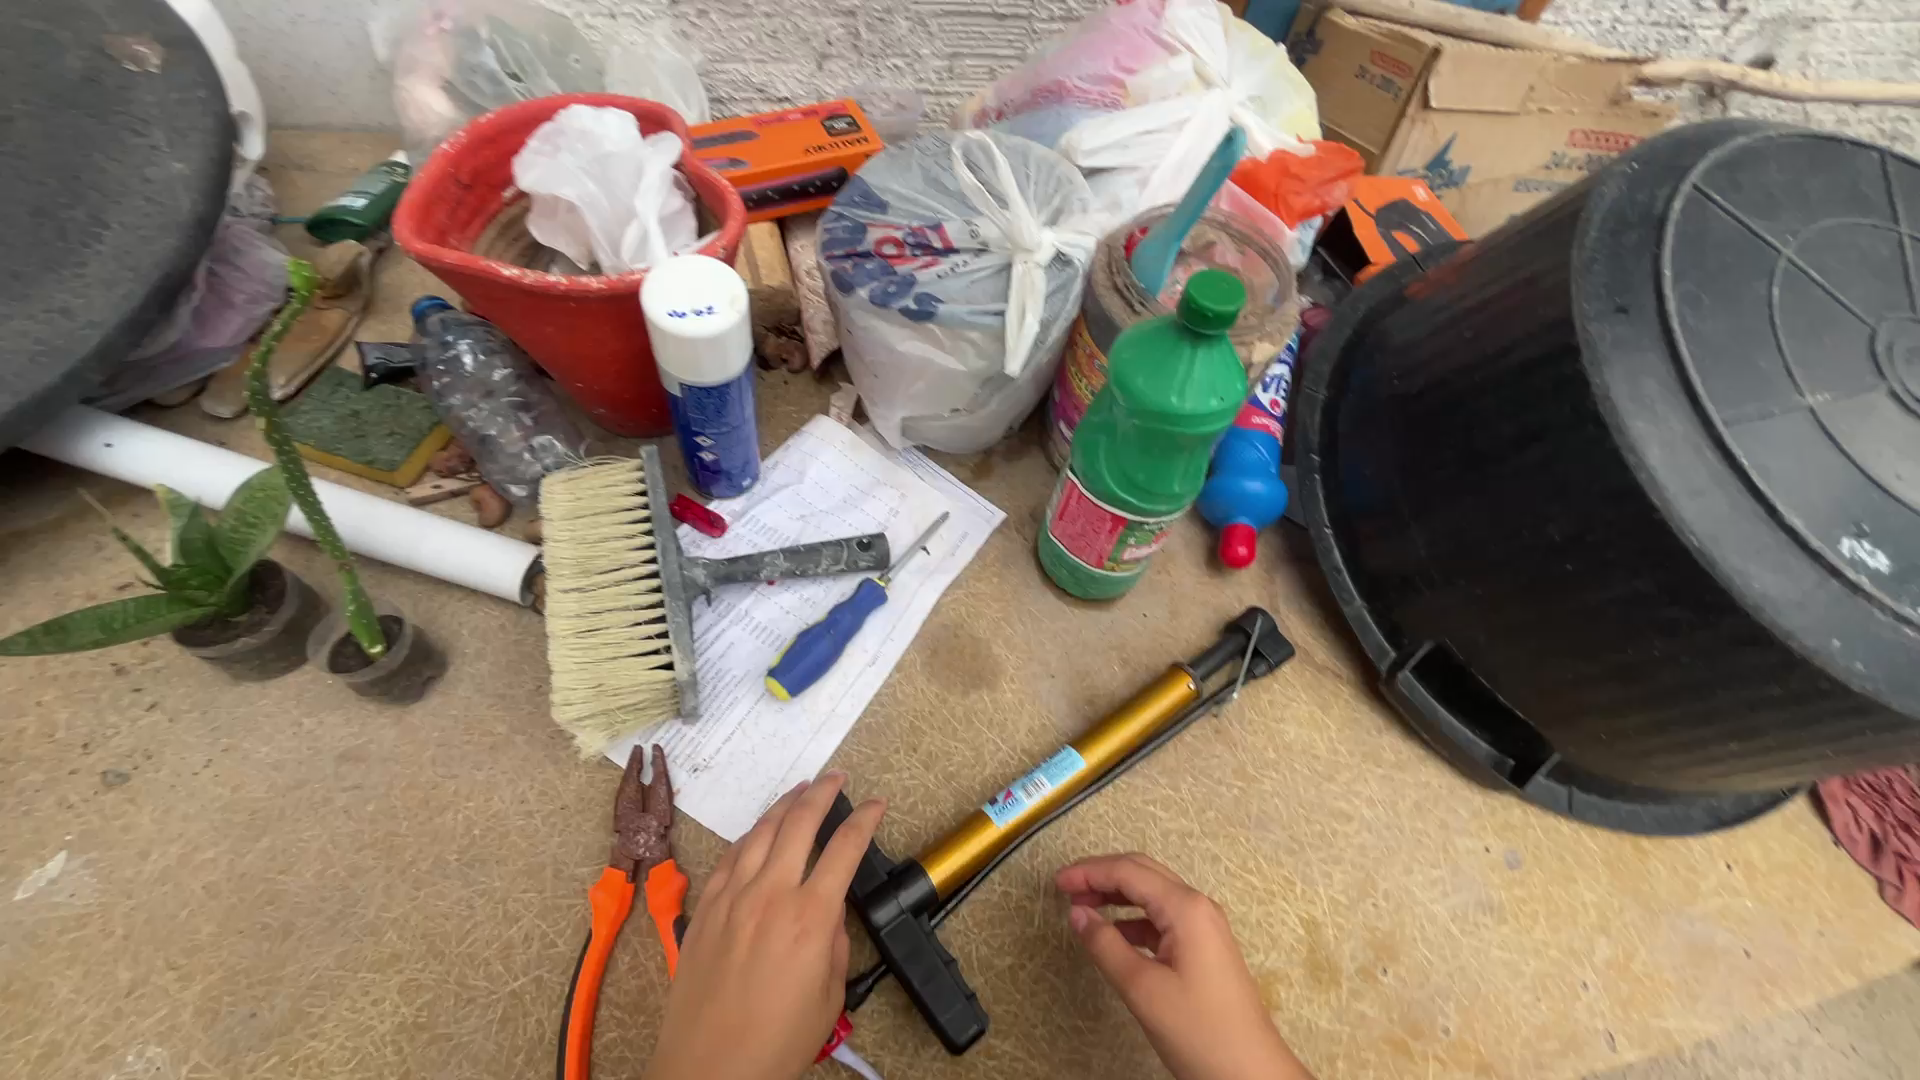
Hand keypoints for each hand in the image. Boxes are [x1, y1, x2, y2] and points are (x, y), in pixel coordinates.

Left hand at [644, 772, 885, 1079]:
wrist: (708, 1072)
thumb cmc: (776, 1042)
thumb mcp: (829, 994)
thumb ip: (834, 940)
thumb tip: (829, 908)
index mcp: (810, 916)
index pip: (845, 847)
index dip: (865, 819)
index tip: (876, 804)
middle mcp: (771, 894)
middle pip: (800, 822)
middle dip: (822, 791)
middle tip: (837, 776)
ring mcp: (733, 897)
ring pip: (761, 830)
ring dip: (785, 803)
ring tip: (801, 788)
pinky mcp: (706, 908)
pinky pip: (730, 856)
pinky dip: (750, 834)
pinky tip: (758, 830)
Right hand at [1057, 853, 1314, 1079]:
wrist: (1254, 1077)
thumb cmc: (1200, 1032)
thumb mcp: (1143, 989)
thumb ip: (1105, 945)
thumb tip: (1077, 913)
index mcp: (1185, 907)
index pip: (1128, 871)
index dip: (1089, 871)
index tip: (1057, 883)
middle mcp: (1197, 906)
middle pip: (1141, 872)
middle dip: (1101, 874)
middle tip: (1066, 888)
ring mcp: (1204, 926)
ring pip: (1151, 893)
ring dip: (1115, 894)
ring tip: (1082, 908)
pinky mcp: (1204, 947)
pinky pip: (1161, 917)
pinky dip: (1132, 917)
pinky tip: (1112, 934)